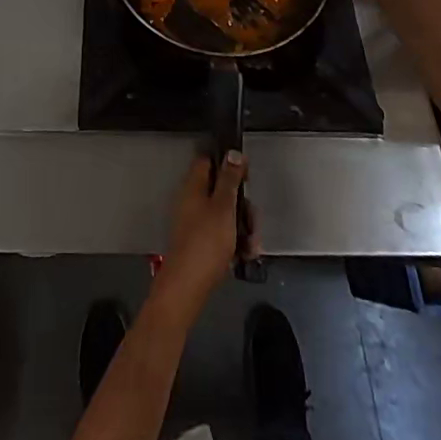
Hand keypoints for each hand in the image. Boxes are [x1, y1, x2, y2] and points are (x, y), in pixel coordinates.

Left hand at [160, 150, 252, 302]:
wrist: (188, 286)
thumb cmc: (206, 242)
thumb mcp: (224, 206)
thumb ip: (230, 180)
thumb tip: (232, 153)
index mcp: (193, 187)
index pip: (208, 162)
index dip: (228, 164)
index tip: (246, 176)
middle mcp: (192, 202)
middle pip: (222, 191)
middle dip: (243, 205)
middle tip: (252, 220)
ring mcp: (196, 223)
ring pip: (226, 215)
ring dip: (243, 227)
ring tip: (252, 244)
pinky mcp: (201, 243)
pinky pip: (222, 234)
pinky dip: (236, 242)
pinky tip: (246, 254)